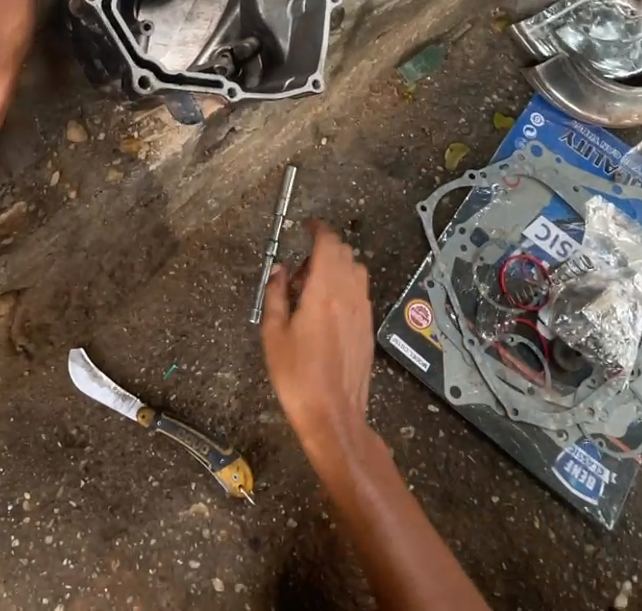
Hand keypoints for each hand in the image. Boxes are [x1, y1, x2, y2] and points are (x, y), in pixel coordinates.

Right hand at [261, 220, 374, 455]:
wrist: (333, 415)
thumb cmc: (296, 375)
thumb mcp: (273, 333)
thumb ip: (276, 295)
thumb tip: (278, 270)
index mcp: (324, 292)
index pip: (328, 244)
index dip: (318, 229)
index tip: (305, 226)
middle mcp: (349, 296)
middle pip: (345, 253)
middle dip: (323, 249)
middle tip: (298, 269)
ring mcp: (363, 312)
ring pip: (357, 271)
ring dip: (336, 266)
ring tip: (312, 288)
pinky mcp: (368, 328)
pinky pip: (360, 292)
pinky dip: (345, 285)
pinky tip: (326, 308)